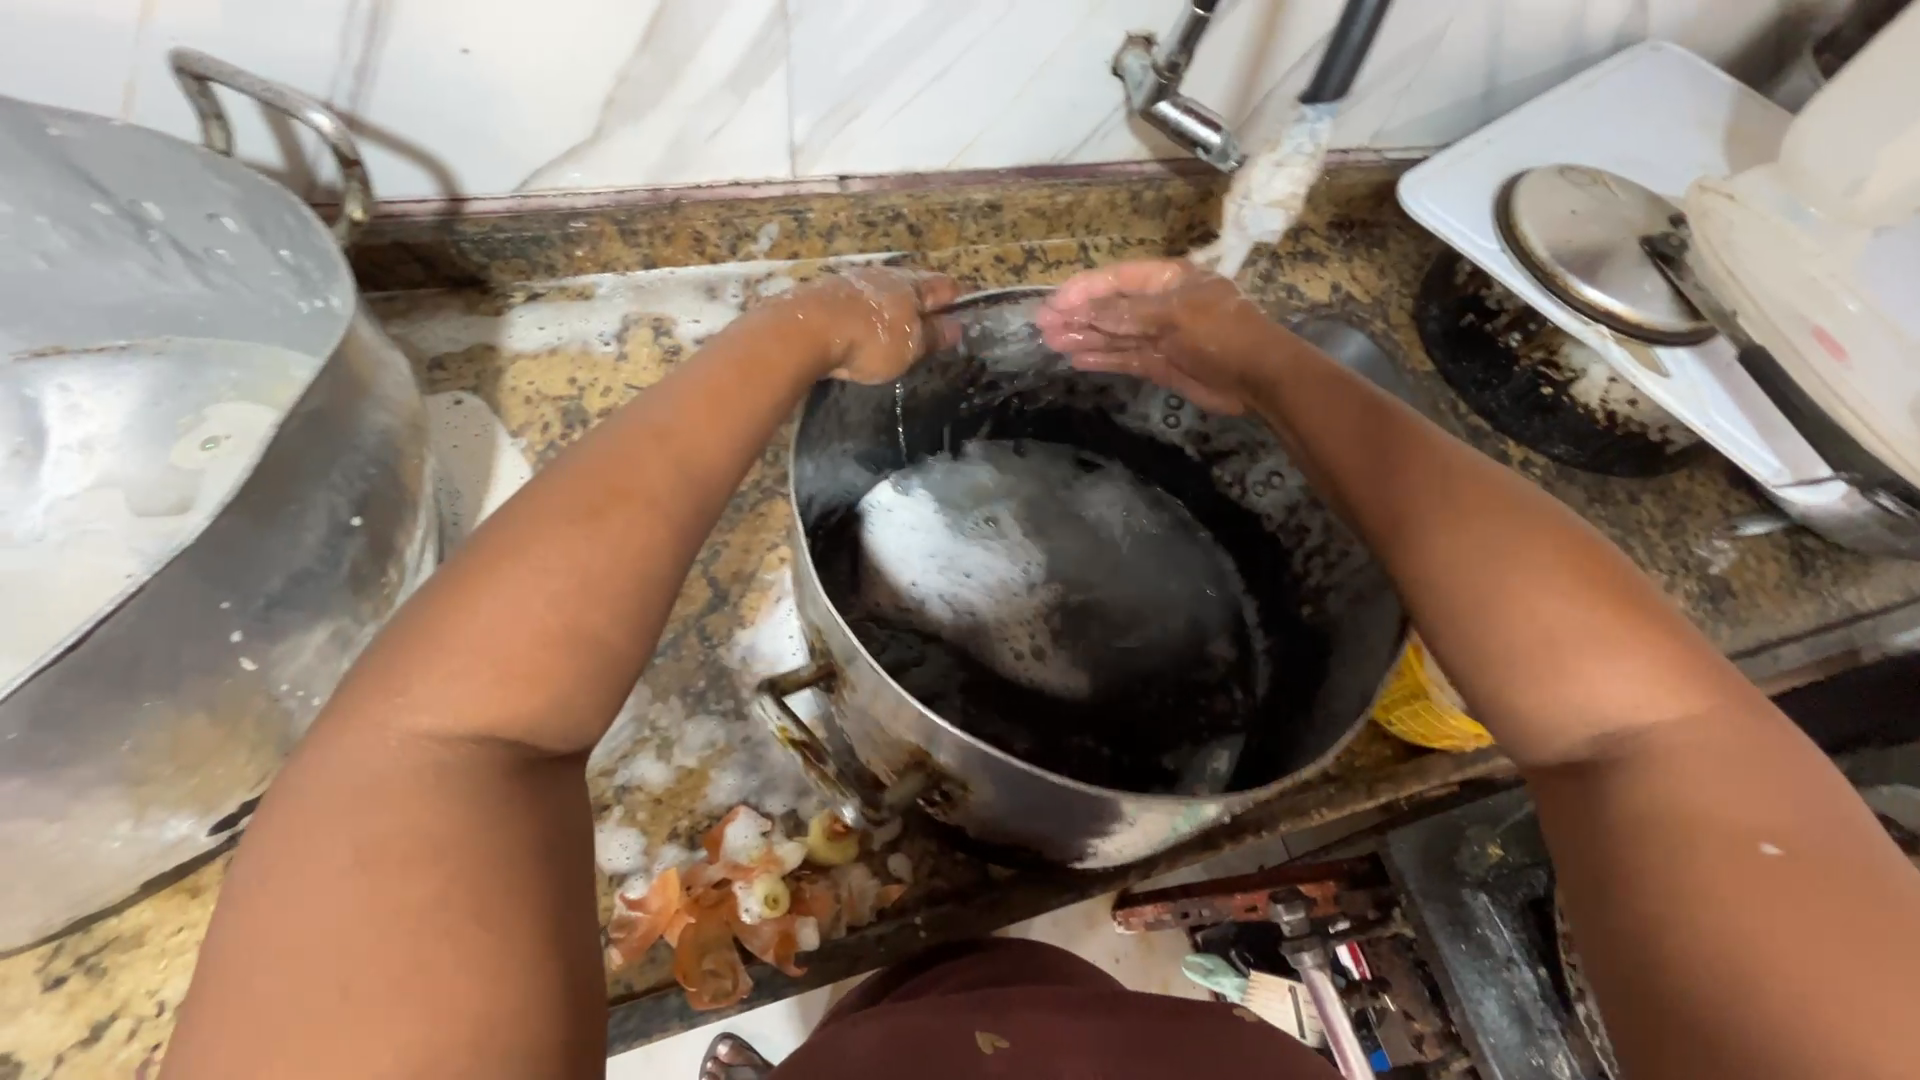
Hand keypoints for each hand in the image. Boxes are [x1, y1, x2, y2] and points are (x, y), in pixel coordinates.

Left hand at [778, 266, 960, 384]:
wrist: (804, 331)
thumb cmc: (869, 341)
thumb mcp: (908, 347)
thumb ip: (932, 336)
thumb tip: (957, 327)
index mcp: (910, 287)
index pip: (941, 285)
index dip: (954, 294)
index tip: (963, 300)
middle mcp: (882, 276)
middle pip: (910, 282)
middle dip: (921, 295)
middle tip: (930, 309)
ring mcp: (851, 281)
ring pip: (880, 288)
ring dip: (890, 301)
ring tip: (895, 316)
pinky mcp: (824, 293)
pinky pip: (855, 299)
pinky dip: (864, 308)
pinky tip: (860, 319)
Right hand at [1034, 259, 1276, 414]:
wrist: (1258, 377)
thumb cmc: (1221, 334)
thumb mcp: (1174, 316)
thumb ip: (1128, 314)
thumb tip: (1088, 313)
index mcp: (1167, 281)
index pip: (1116, 280)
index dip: (1084, 291)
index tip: (1055, 304)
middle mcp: (1159, 305)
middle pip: (1110, 308)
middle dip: (1078, 316)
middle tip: (1043, 326)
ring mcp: (1159, 336)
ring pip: (1114, 335)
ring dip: (1084, 338)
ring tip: (1052, 343)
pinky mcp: (1160, 364)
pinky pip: (1124, 358)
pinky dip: (1102, 359)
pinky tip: (1077, 359)